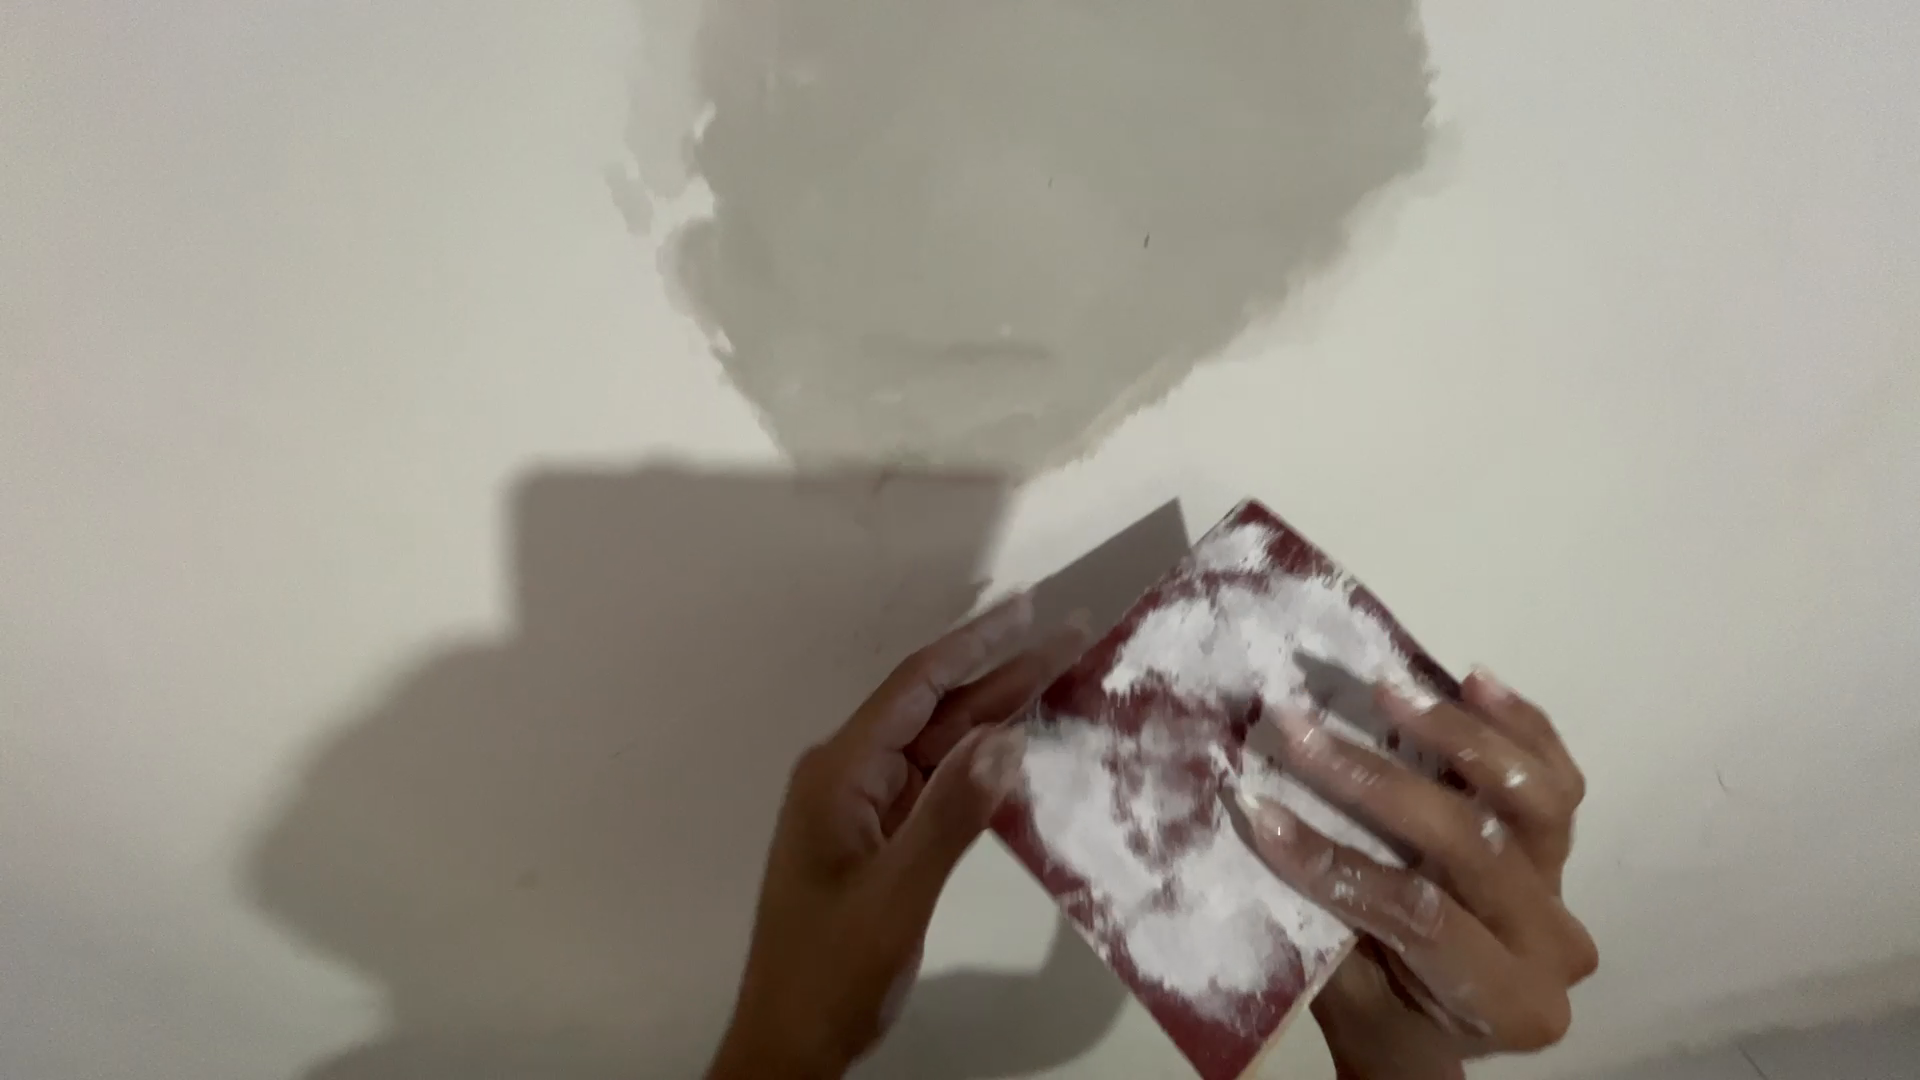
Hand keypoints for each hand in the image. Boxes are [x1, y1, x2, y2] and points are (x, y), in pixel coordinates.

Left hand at [708, 593, 1086, 1079]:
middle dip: (1001, 668)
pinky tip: (1016, 740)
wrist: (789, 1043)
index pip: (917, 686)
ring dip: (996, 708)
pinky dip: (979, 757)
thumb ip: (950, 815)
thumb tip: (1008, 739)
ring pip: (941, 739)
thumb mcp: (895, 896)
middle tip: (1066, 633)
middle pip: (936, 706)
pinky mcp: (882, 826)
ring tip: (1056, 670)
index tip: (1026, 609)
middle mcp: (852, 769)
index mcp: (842, 769)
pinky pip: (937, 776)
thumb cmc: (831, 970)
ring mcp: (867, 798)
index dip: (974, 643)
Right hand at [1238, 670, 1597, 1079]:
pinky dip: (1517, 724)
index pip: (1416, 914)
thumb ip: (1309, 911)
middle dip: (1370, 780)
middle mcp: (1550, 942)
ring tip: (1386, 689)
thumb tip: (1253, 816)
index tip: (1257, 808)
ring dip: (1452, 736)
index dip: (1331, 861)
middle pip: (1469, 844)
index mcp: (1503, 999)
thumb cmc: (1377, 1008)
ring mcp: (1562, 884)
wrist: (1436, 1018)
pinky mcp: (1555, 842)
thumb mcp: (1339, 989)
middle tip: (1295, 728)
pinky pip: (1554, 777)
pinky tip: (1472, 679)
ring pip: (1532, 800)